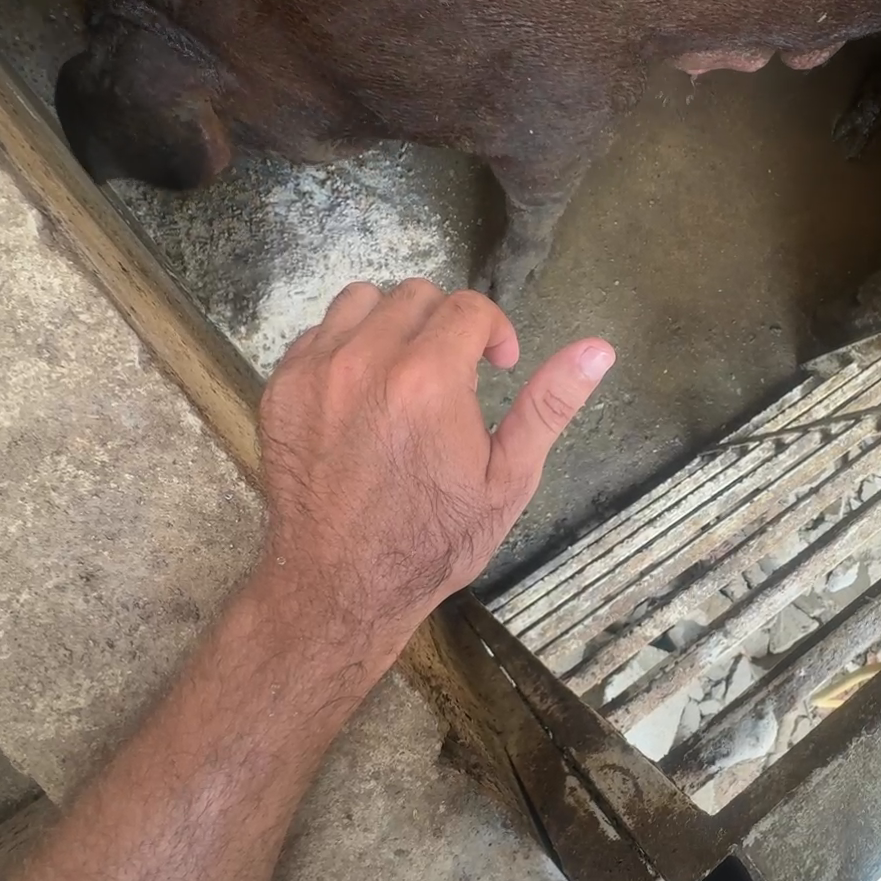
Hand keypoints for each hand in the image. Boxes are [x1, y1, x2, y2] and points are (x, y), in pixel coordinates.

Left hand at [252, 279, 612, 634]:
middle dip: (449, 326)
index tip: (499, 365)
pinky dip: (350, 346)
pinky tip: (367, 392)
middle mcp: (366, 360)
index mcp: (430, 379)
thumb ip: (549, 405)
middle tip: (459, 376)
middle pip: (417, 296)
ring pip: (363, 301)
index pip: (468, 307)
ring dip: (397, 325)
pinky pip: (320, 334)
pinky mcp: (282, 389)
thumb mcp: (509, 478)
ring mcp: (315, 372)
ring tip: (410, 374)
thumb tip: (598, 350)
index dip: (496, 331)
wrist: (346, 584)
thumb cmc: (437, 538)